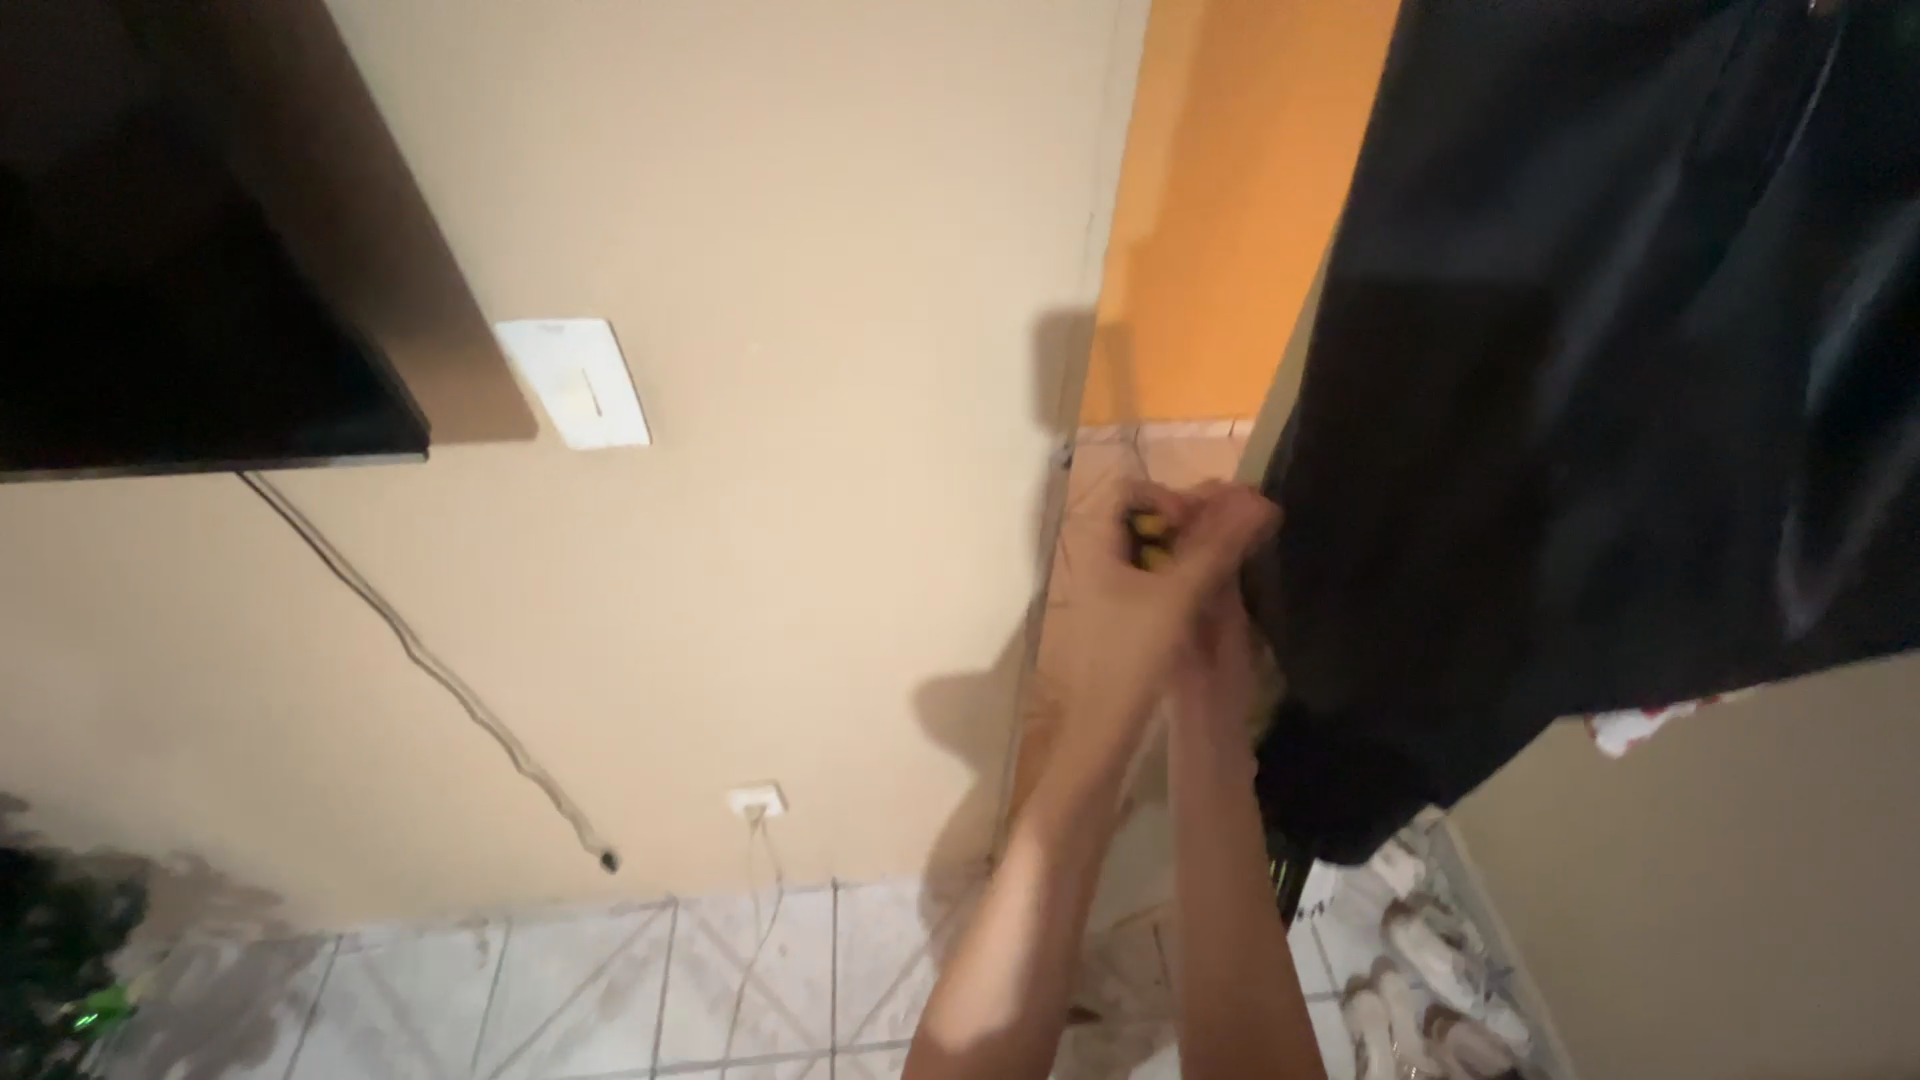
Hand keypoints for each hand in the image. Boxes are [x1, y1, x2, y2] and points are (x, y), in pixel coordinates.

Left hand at [1067, 481, 1277, 747]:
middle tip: (1248, 516)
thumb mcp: (1177, 596)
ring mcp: (1118, 585)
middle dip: (1197, 511)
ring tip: (1246, 538)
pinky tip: (1224, 571)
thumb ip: (1216, 546)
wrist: (1107, 723)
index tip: (1197, 522)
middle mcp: (1104, 558)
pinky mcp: (1133, 610)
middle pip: (1150, 515)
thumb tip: (1258, 501)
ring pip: (1161, 545)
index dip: (1167, 496)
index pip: (1130, 491)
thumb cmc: (1134, 655)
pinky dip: (1193, 565)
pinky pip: (1164, 572)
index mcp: (1099, 546)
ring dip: (1201, 537)